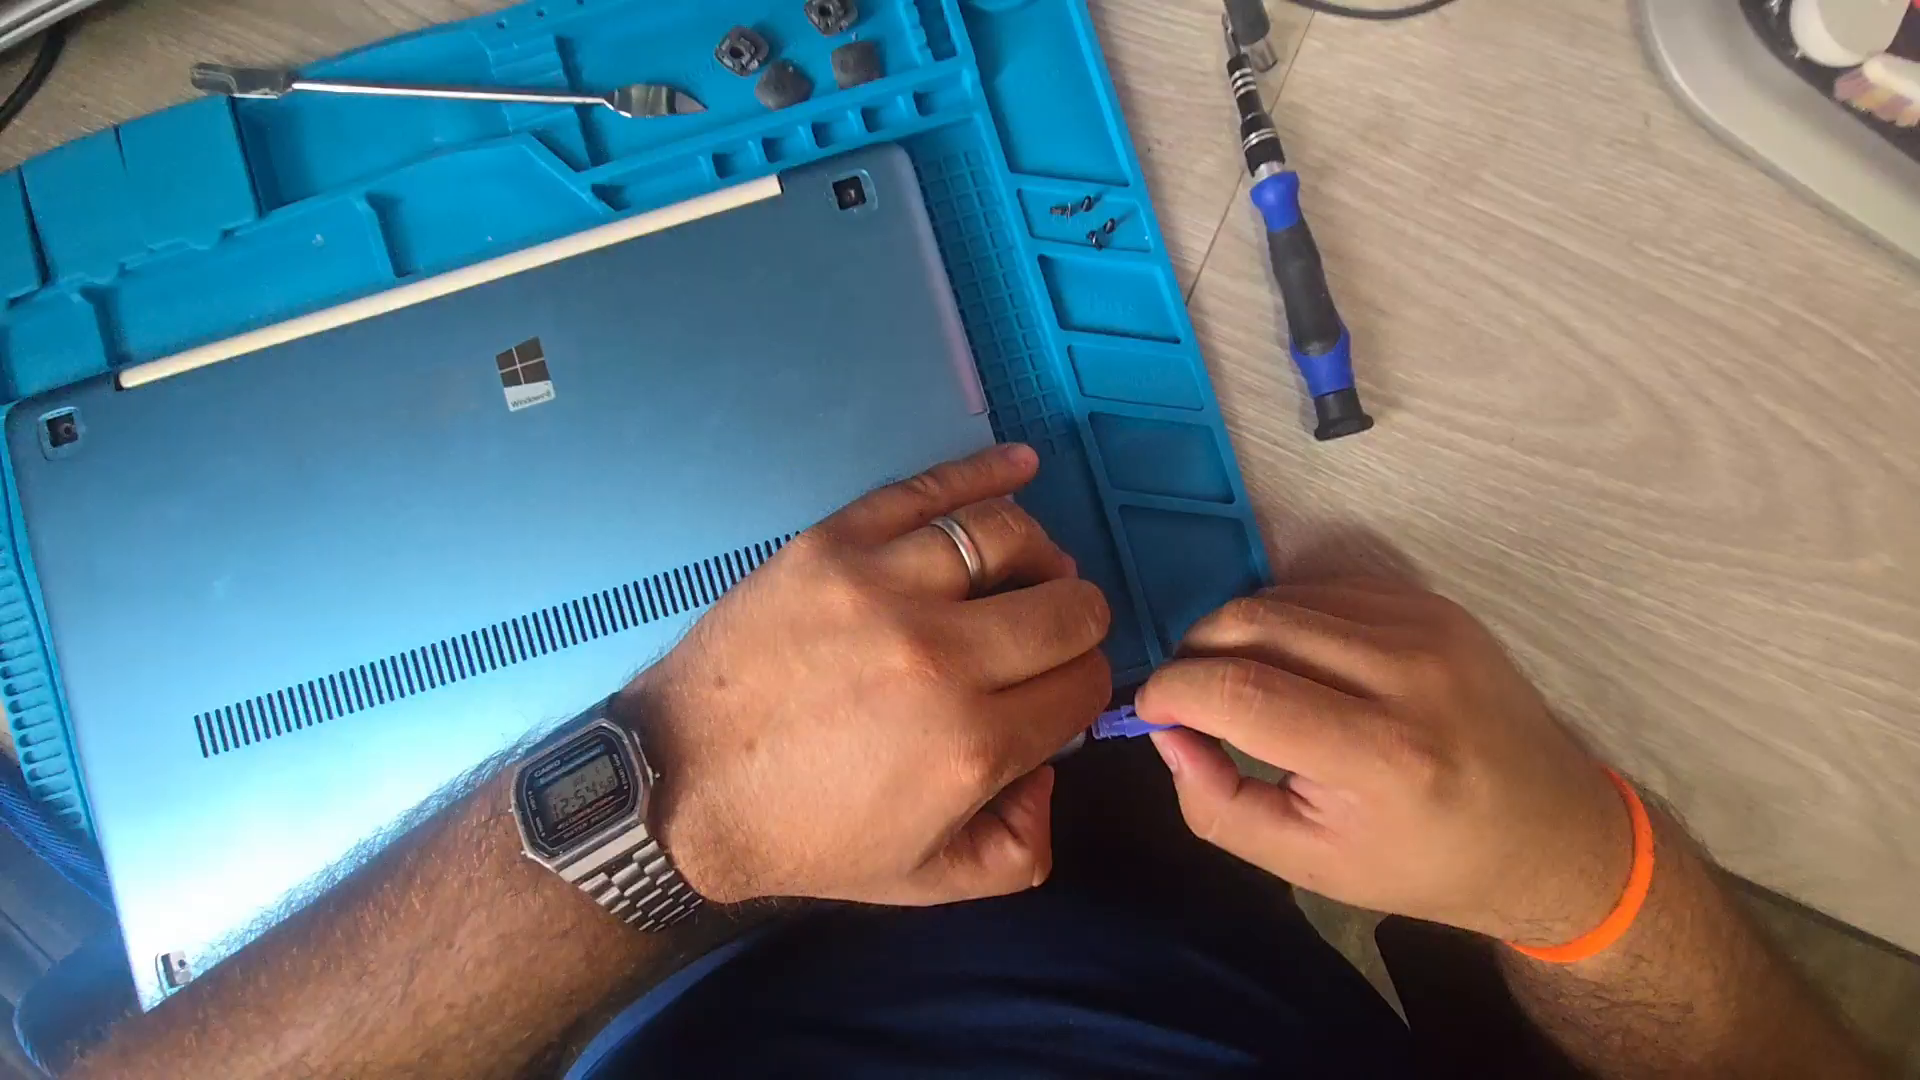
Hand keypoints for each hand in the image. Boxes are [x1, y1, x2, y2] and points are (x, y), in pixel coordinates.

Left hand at [624, 444, 1111, 906]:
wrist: (682, 784)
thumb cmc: (808, 833)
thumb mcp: (927, 878)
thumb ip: (1021, 845)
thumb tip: (1054, 762)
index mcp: (972, 744)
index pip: (1084, 683)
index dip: (1084, 687)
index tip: (1058, 691)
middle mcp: (942, 656)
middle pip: (1068, 607)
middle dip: (1078, 624)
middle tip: (1049, 635)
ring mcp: (883, 586)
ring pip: (1010, 535)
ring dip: (1042, 554)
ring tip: (1031, 570)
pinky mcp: (834, 542)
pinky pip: (929, 488)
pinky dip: (987, 470)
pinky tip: (1022, 465)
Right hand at [1134, 580, 1632, 945]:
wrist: (1555, 835)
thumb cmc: (1422, 862)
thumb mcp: (1304, 863)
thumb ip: (1213, 802)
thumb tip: (1165, 729)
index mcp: (1382, 757)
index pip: (1240, 692)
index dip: (1172, 691)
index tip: (1150, 708)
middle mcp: (1408, 674)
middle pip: (1250, 623)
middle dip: (1192, 652)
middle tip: (1187, 692)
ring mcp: (1425, 626)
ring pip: (1276, 598)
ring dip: (1231, 634)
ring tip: (1239, 680)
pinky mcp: (1429, 603)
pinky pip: (1316, 589)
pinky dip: (1277, 619)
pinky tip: (1289, 660)